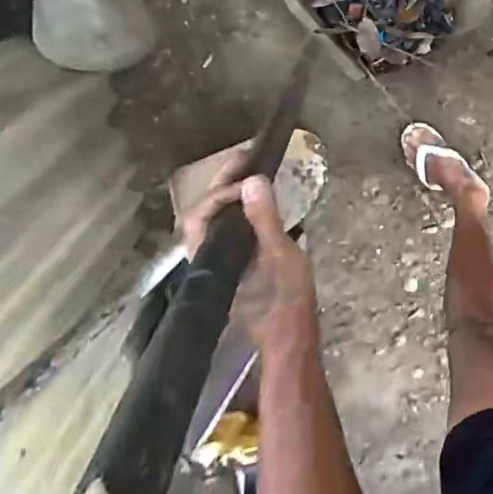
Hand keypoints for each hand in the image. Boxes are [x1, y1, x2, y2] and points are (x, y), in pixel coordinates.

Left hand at [177, 159, 318, 348]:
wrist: (291, 337)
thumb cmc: (285, 299)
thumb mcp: (280, 255)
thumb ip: (264, 219)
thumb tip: (253, 181)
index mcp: (213, 256)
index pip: (201, 214)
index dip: (222, 192)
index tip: (250, 179)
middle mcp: (210, 257)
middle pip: (206, 213)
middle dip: (224, 184)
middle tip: (247, 156)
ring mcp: (223, 262)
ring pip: (217, 221)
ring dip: (232, 194)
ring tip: (252, 171)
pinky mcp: (238, 264)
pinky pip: (233, 228)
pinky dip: (243, 209)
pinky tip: (261, 201)